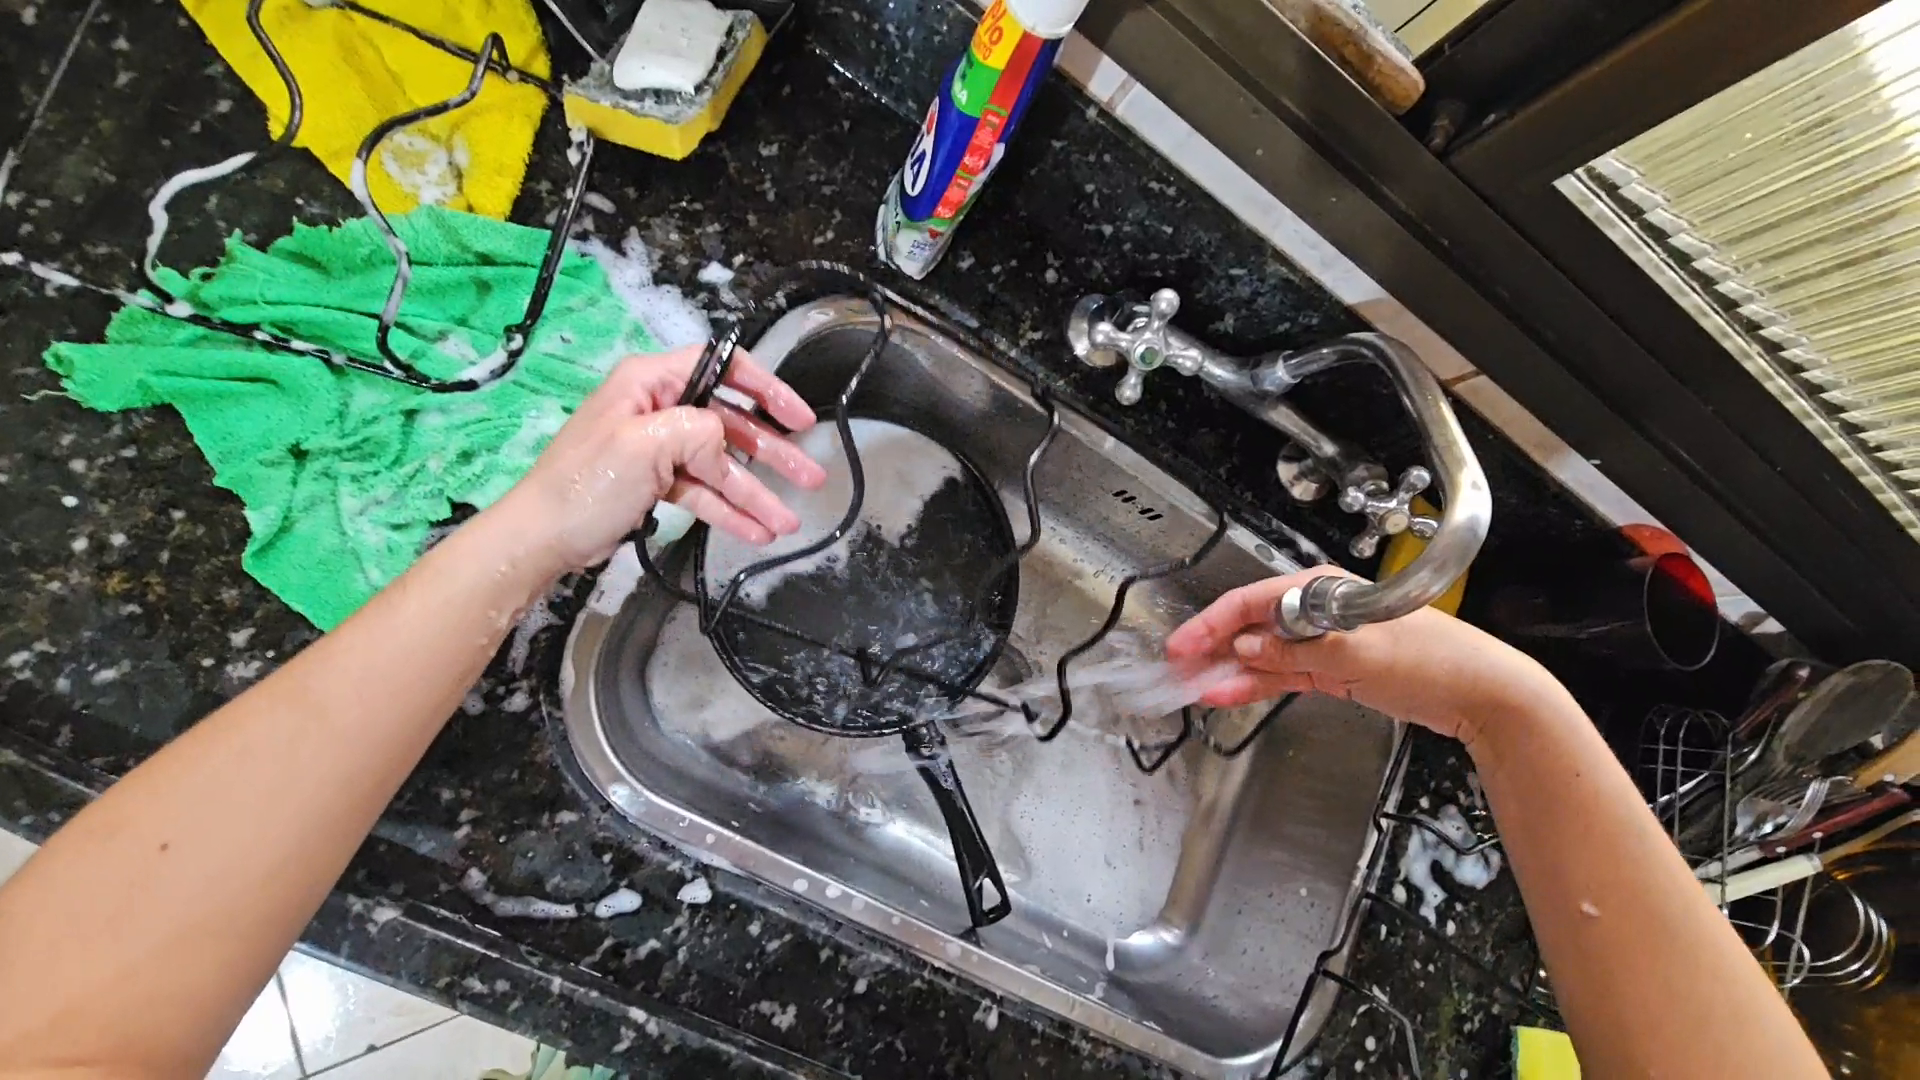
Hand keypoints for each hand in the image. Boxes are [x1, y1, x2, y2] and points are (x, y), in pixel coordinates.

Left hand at [490, 346, 827, 575]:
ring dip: (756, 493)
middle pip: (730, 424)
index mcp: (651, 383)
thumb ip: (698, 431)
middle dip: (772, 453)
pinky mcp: (658, 484)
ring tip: (789, 521)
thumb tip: (723, 447)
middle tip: (811, 476)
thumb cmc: (588, 483)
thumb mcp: (644, 445)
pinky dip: (729, 512)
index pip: (722, 368)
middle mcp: (660, 409)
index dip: (767, 389)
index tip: (799, 418)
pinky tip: (757, 532)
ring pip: (721, 466)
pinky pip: (704, 493)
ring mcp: (660, 449)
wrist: (543, 538)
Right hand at [1165, 567, 1561, 744]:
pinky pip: (1281, 676)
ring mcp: (1321, 642)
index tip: (1182, 646)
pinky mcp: (1330, 670)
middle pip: (1250, 627)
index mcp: (1319, 592)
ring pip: (1261, 655)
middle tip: (1177, 669)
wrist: (1484, 695)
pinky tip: (1226, 694)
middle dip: (1212, 647)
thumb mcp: (1356, 654)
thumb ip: (1294, 651)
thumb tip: (1245, 650)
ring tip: (1192, 686)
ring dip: (1227, 670)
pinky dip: (1254, 685)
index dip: (1212, 624)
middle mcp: (1314, 612)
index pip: (1250, 602)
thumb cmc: (1432, 660)